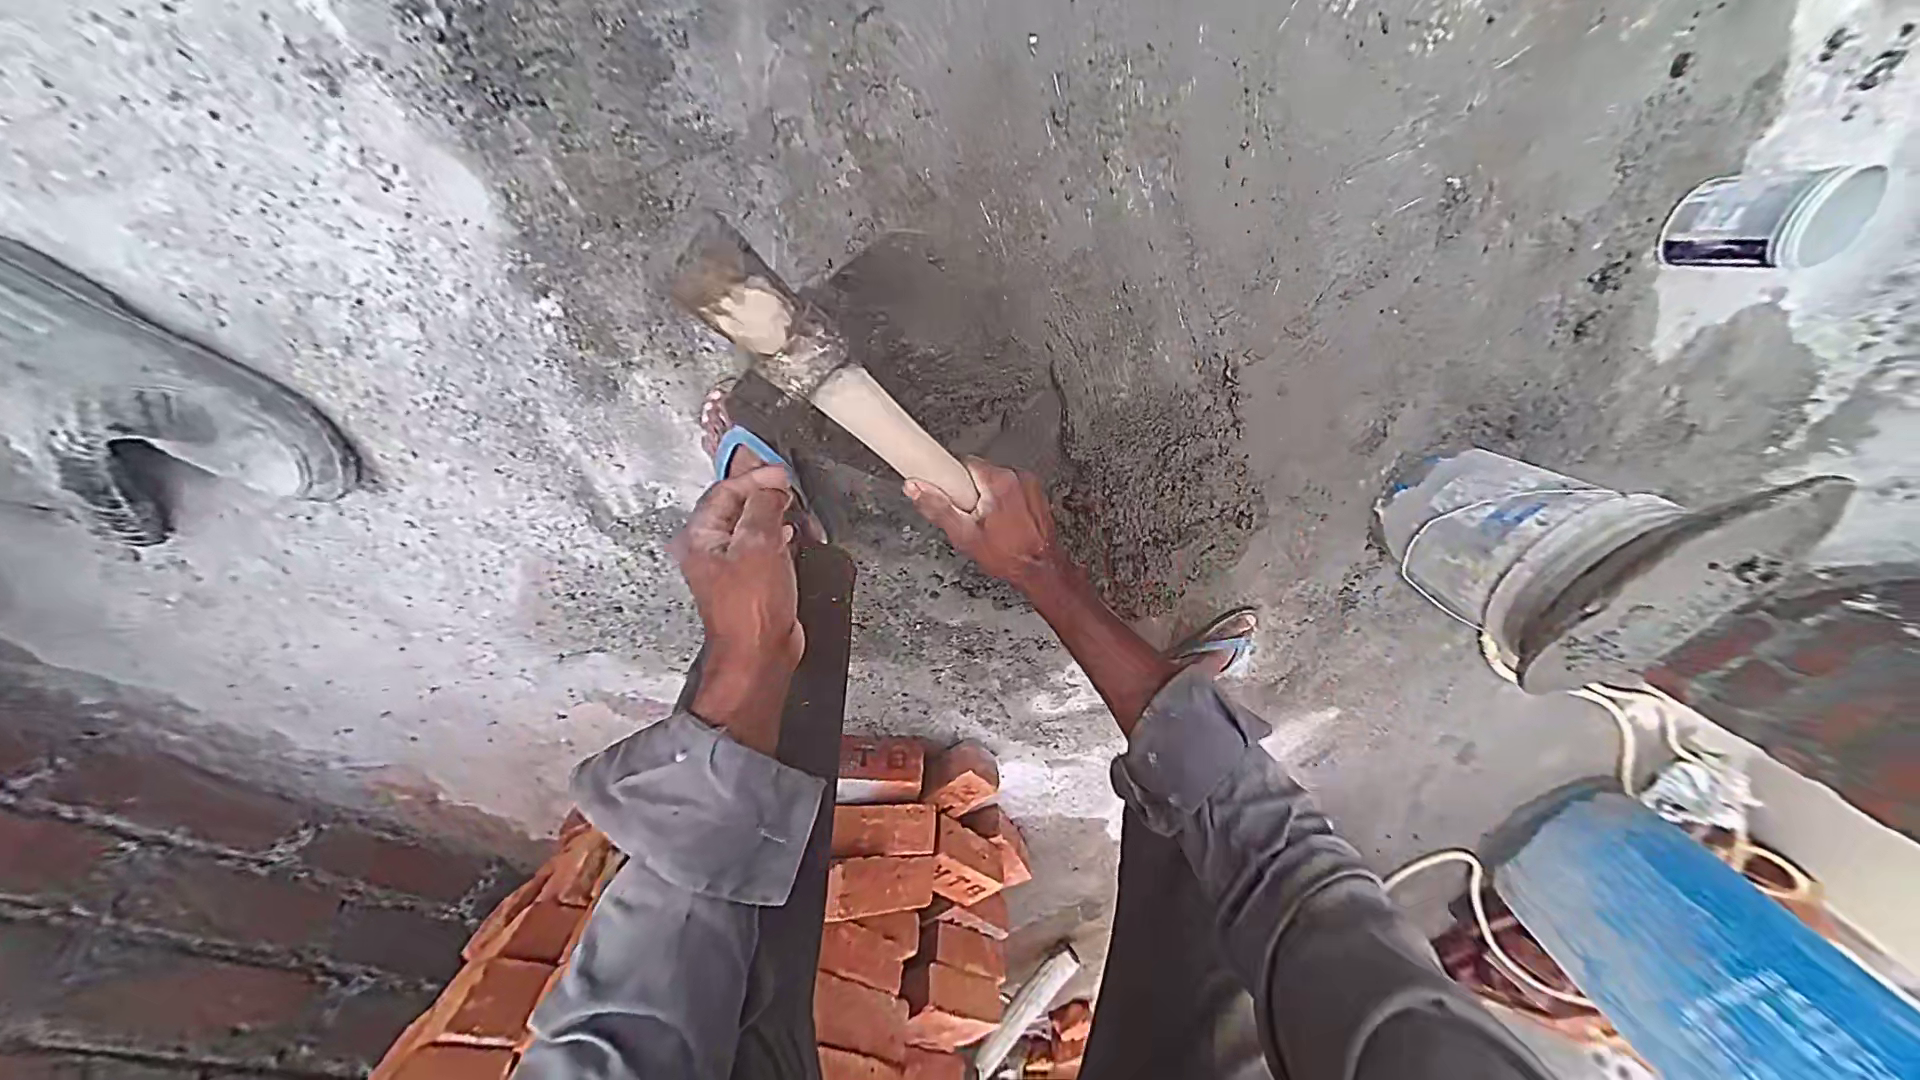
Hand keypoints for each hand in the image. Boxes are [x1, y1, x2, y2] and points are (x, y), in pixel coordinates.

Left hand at [672, 464, 803, 674]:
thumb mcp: (759, 544)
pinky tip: (789, 536)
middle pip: (734, 507)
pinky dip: (775, 535)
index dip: (754, 478)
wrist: (759, 652)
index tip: (780, 474)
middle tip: (786, 487)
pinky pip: (759, 547)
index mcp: (700, 538)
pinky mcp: (746, 581)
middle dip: (762, 494)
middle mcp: (708, 551)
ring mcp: (726, 567)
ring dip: (771, 514)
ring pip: (748, 526)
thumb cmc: (752, 609)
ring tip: (791, 507)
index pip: (724, 492)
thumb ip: (764, 507)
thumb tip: (772, 488)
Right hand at [905, 458, 1064, 590]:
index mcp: (998, 481)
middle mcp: (1017, 476)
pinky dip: (1003, 501)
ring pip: (995, 481)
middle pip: (980, 473)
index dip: (953, 480)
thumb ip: (937, 508)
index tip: (951, 493)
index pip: (964, 462)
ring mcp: (1029, 483)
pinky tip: (1003, 522)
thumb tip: (915, 488)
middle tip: (971, 517)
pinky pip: (1010, 488)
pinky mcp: (1036, 492)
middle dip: (970, 492)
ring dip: (987, 496)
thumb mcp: (964, 535)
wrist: (1040, 570)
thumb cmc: (1009, 556)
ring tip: (989, 522)